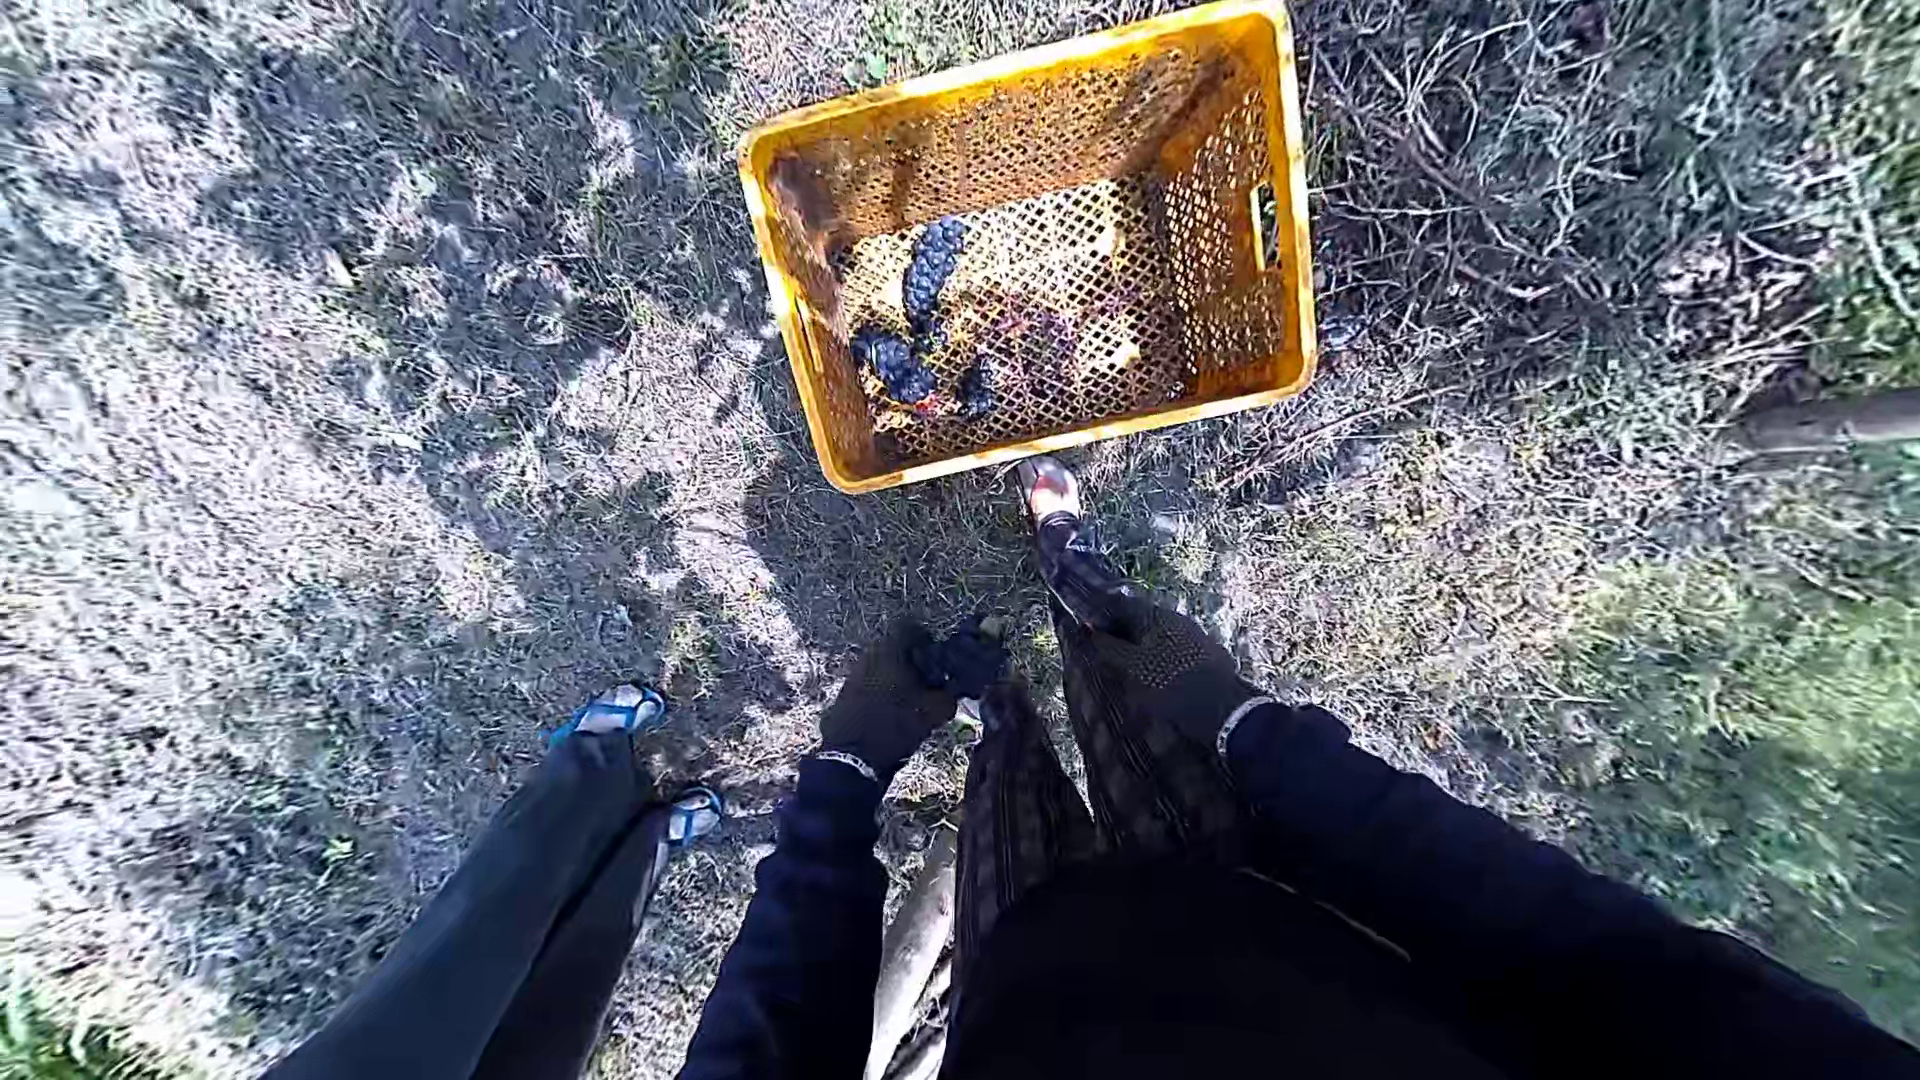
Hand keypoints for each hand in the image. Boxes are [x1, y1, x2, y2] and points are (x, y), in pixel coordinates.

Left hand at [820, 619, 959, 781]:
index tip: (938, 660)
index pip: (913, 628)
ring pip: (883, 665)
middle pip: (897, 647)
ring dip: (897, 677)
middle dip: (914, 662)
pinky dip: (882, 691)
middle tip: (928, 682)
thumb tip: (954, 688)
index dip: (929, 641)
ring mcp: (853, 673)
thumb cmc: (895, 726)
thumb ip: (949, 694)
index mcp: (890, 649)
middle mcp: (869, 654)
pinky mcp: (844, 692)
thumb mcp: (934, 712)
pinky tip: (890, 713)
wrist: (850, 758)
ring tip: (910, 701)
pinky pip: (870, 683)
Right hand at [1069, 593, 1263, 749]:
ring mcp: (1195, 636)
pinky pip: (1174, 650)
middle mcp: (1177, 619)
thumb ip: (1107, 645)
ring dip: (1141, 648)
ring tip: (1129, 670)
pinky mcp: (1207, 656)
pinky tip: (1156, 677)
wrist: (1224, 711)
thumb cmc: (1171, 684)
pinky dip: (1159, 658)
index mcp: (1157, 616)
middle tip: (1106, 655)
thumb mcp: (1132, 667)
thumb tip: (1086, 626)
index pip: (1122, 605)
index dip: (1103, 618)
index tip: (1090, 636)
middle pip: (1141, 620)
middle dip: (1122, 634)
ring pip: (1158, 636)